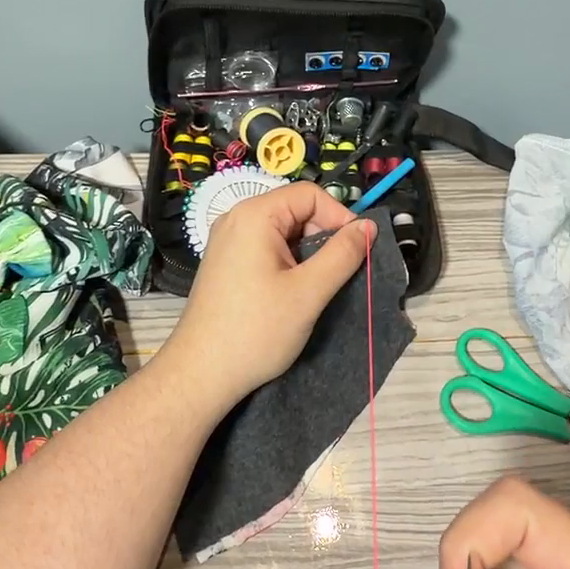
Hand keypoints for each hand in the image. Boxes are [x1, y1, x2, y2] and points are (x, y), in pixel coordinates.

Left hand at [160, 182, 373, 409]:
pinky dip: (288, 262)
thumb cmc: (255, 331)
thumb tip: (368, 226)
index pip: (309, 194)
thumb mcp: (308, 292)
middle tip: (337, 274)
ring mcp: (228, 241)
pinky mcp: (226, 262)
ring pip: (283, 231)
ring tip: (315, 287)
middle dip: (323, 236)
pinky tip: (292, 292)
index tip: (356, 250)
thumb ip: (343, 255)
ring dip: (307, 253)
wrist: (200, 373)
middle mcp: (237, 219)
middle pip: (295, 209)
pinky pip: (266, 247)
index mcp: (254, 215)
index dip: (339, 217)